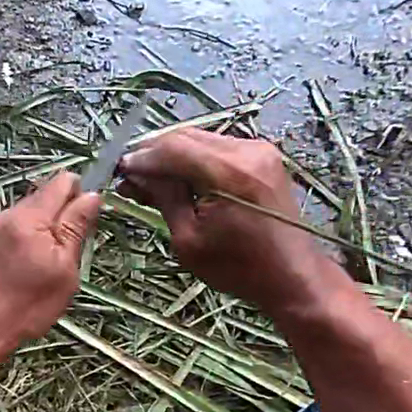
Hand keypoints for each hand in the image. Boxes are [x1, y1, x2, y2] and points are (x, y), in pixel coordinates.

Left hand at [0, 171, 101, 356]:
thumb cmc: (27, 306)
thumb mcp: (63, 270)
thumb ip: (75, 229)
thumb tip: (92, 196)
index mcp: (29, 217)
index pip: (62, 182)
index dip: (80, 195)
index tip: (84, 224)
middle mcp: (6, 214)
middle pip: (44, 197)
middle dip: (61, 217)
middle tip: (65, 255)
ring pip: (27, 216)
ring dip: (43, 231)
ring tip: (43, 268)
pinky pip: (11, 230)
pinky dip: (24, 242)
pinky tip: (23, 271)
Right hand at [119, 128, 340, 317]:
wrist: (292, 275)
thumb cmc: (238, 268)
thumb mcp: (189, 239)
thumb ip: (164, 198)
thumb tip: (136, 176)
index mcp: (228, 172)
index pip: (172, 148)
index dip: (142, 158)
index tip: (119, 172)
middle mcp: (247, 151)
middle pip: (186, 136)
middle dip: (155, 154)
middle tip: (131, 176)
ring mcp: (260, 150)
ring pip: (202, 140)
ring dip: (173, 156)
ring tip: (152, 181)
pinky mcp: (264, 157)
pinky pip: (219, 149)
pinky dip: (195, 160)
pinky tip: (180, 180)